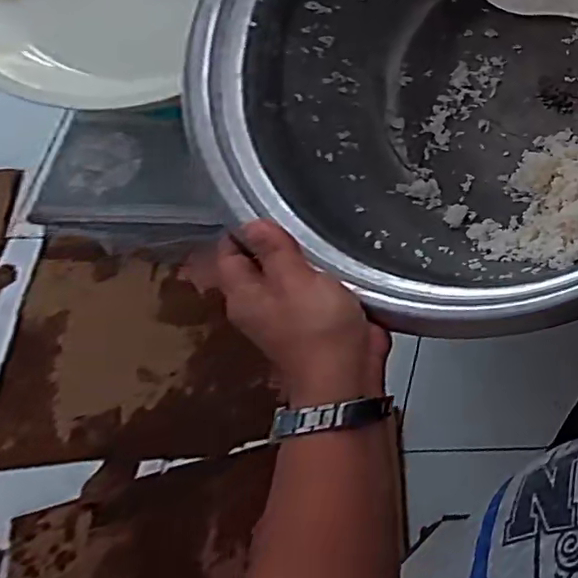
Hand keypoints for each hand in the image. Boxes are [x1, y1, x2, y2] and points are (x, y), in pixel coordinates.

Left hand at [193, 219, 387, 404]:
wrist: (346, 371)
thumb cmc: (318, 326)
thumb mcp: (296, 281)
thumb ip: (275, 252)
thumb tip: (251, 224)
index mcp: (244, 294)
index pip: (231, 254)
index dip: (245, 231)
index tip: (272, 206)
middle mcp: (260, 302)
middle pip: (259, 263)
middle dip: (276, 241)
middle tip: (303, 213)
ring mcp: (288, 311)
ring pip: (289, 274)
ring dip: (304, 258)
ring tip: (324, 232)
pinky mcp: (316, 317)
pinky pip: (314, 287)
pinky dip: (323, 273)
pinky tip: (341, 262)